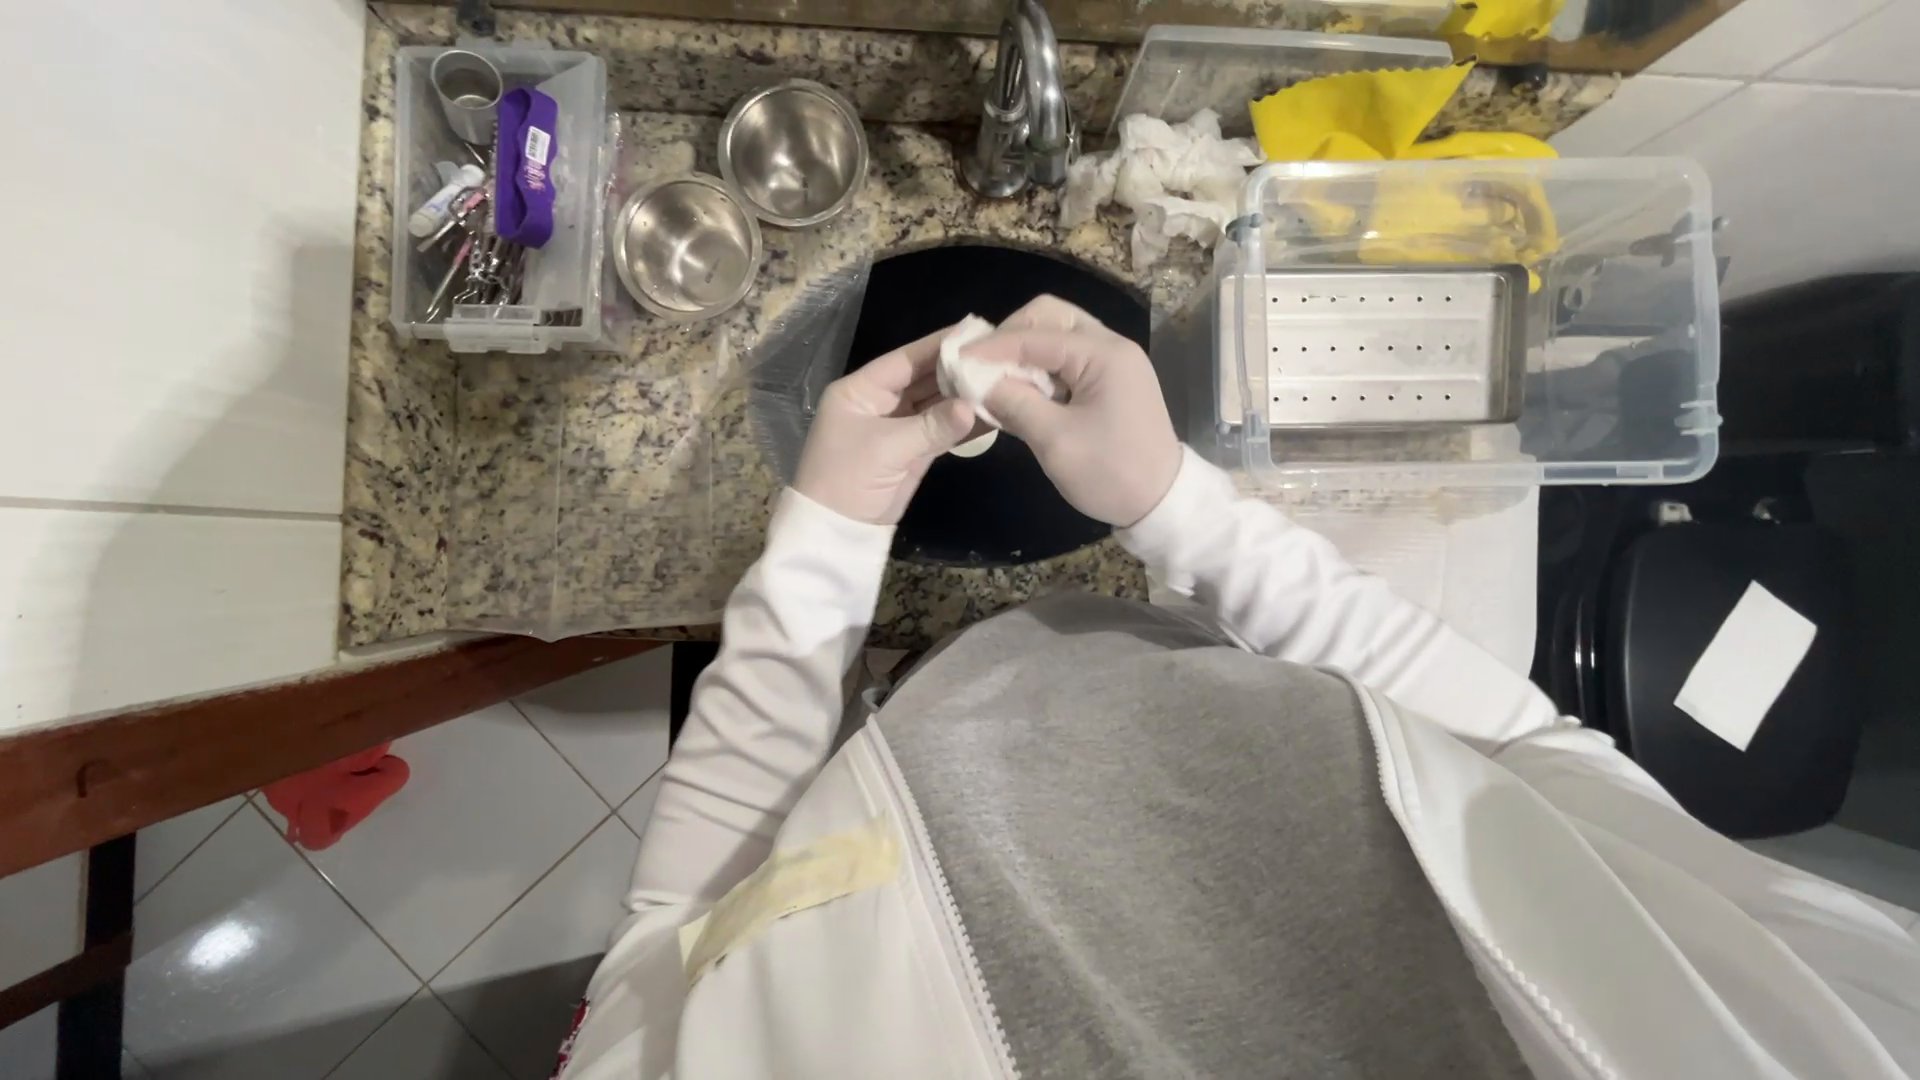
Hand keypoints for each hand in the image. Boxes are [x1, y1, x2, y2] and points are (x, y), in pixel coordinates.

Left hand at [793, 324, 979, 524]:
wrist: (835, 533)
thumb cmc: (847, 480)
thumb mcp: (887, 449)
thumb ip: (932, 425)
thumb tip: (972, 405)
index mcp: (860, 390)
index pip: (905, 359)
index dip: (938, 345)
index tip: (974, 331)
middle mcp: (879, 403)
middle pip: (923, 379)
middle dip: (957, 370)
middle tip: (998, 355)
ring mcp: (897, 428)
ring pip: (935, 405)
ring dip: (964, 397)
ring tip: (1003, 381)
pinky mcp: (911, 453)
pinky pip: (940, 431)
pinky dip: (962, 424)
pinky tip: (992, 413)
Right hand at [971, 296, 1181, 527]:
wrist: (1161, 502)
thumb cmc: (1110, 473)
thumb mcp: (1055, 441)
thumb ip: (1015, 404)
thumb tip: (979, 383)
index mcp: (1104, 355)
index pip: (1037, 334)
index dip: (993, 346)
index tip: (957, 360)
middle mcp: (1111, 347)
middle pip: (1051, 317)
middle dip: (1011, 336)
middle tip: (982, 364)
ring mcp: (1113, 364)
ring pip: (1059, 336)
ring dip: (1025, 353)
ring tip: (995, 379)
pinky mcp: (1110, 383)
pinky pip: (1068, 361)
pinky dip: (1040, 370)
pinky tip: (1019, 392)